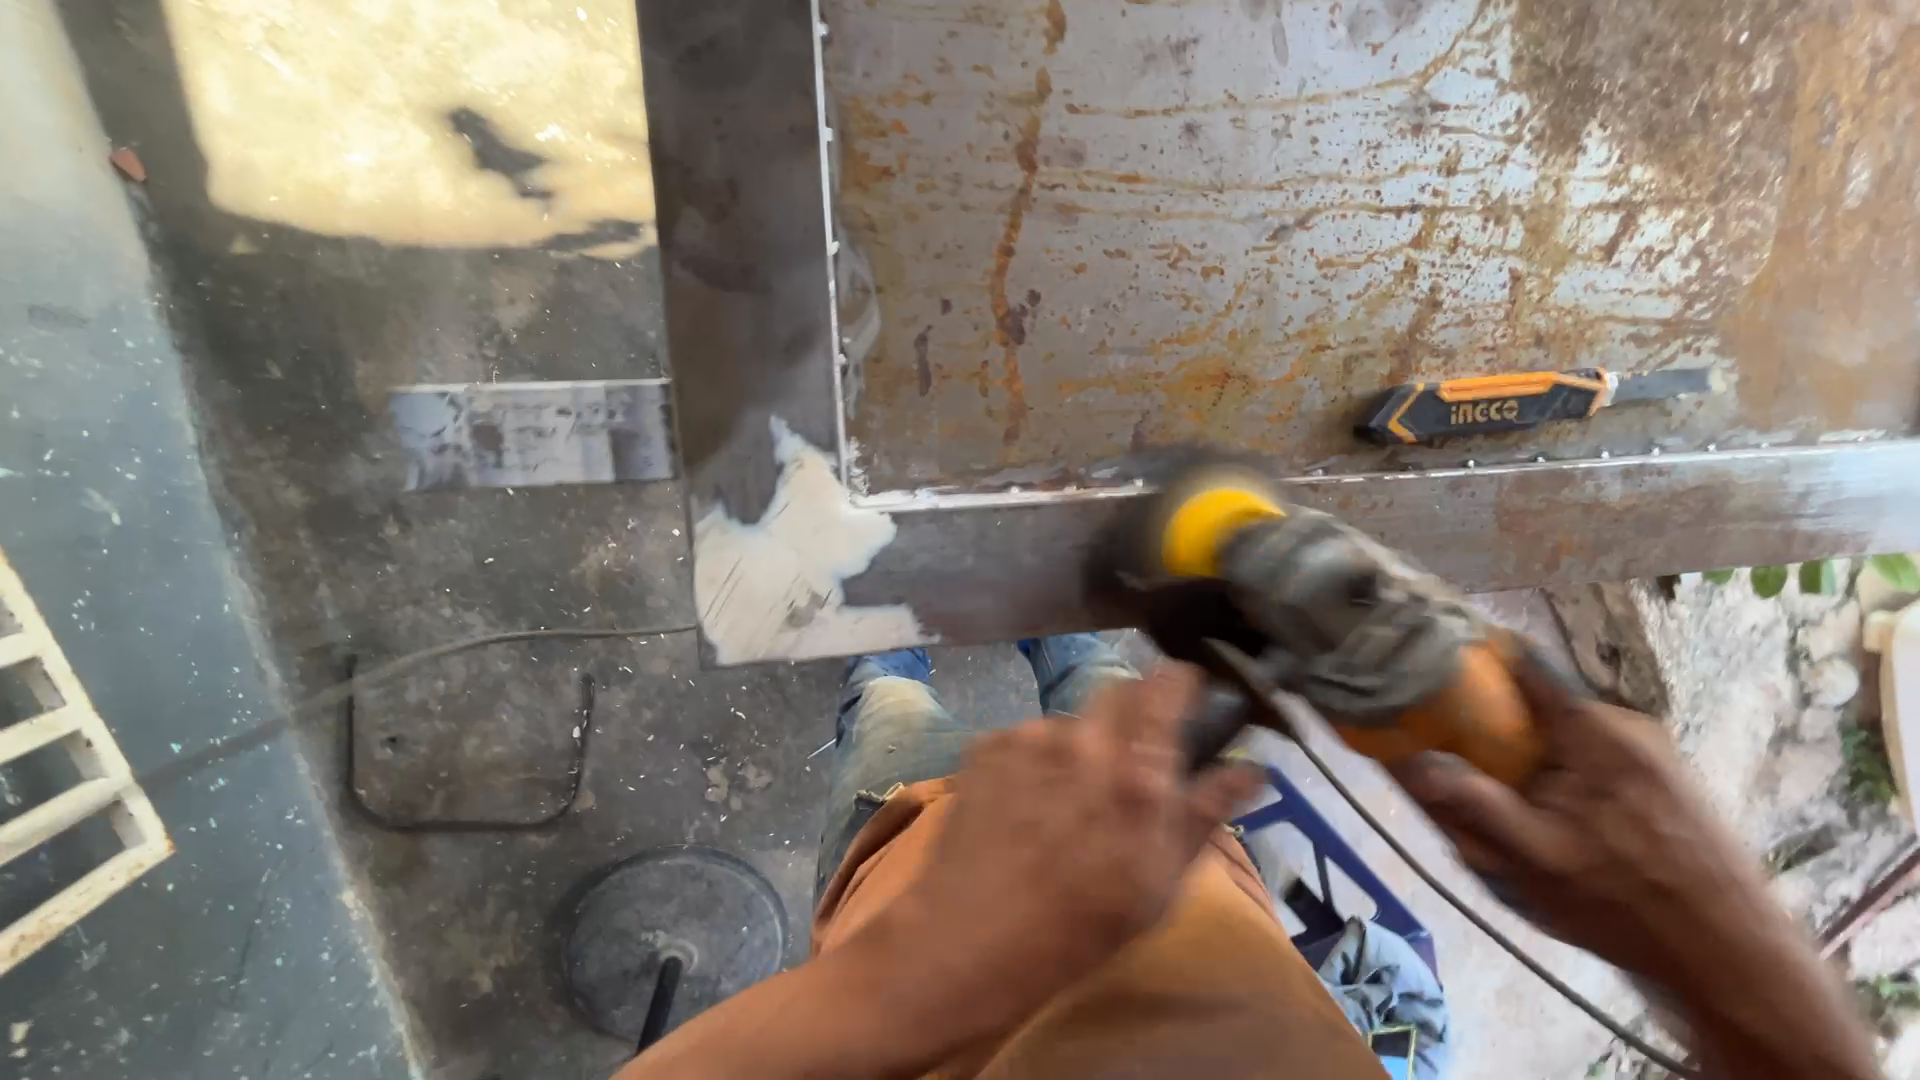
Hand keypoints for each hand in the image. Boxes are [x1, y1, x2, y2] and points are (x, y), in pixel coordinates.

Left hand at [882, 664, 1262, 1040]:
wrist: (974, 935)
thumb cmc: (1084, 923)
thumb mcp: (1162, 879)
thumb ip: (1206, 812)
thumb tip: (1254, 768)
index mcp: (1138, 771)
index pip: (1166, 686)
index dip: (1180, 680)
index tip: (1186, 690)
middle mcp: (1084, 738)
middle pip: (1118, 691)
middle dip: (1132, 712)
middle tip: (1129, 756)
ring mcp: (1029, 737)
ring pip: (1070, 721)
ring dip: (1080, 744)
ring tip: (1067, 799)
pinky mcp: (987, 744)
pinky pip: (1027, 738)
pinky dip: (1036, 760)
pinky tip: (1026, 804)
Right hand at [1394, 654, 1877, 1078]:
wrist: (1738, 962)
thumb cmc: (1625, 902)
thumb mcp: (1533, 857)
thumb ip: (1471, 802)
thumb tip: (1406, 760)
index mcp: (1592, 729)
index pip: (1521, 662)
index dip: (1470, 657)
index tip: (1427, 666)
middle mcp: (1626, 726)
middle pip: (1536, 703)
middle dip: (1491, 725)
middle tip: (1454, 757)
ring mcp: (1653, 752)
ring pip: (1563, 735)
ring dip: (1527, 756)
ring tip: (1501, 797)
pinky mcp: (1667, 781)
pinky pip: (1592, 758)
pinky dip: (1560, 774)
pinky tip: (1554, 818)